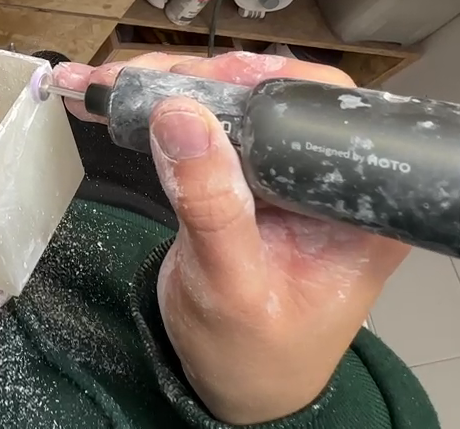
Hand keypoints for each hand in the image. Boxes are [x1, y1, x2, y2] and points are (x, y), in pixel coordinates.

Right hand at [57, 52, 408, 424]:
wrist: (230, 383)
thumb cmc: (251, 354)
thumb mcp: (231, 287)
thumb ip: (211, 206)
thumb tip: (180, 115)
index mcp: (354, 204)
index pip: (324, 111)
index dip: (262, 83)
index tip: (198, 82)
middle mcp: (319, 176)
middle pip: (262, 93)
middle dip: (190, 77)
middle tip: (130, 80)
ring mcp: (275, 170)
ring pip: (221, 99)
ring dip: (158, 84)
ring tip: (104, 83)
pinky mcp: (237, 170)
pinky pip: (195, 121)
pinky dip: (148, 106)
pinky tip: (107, 96)